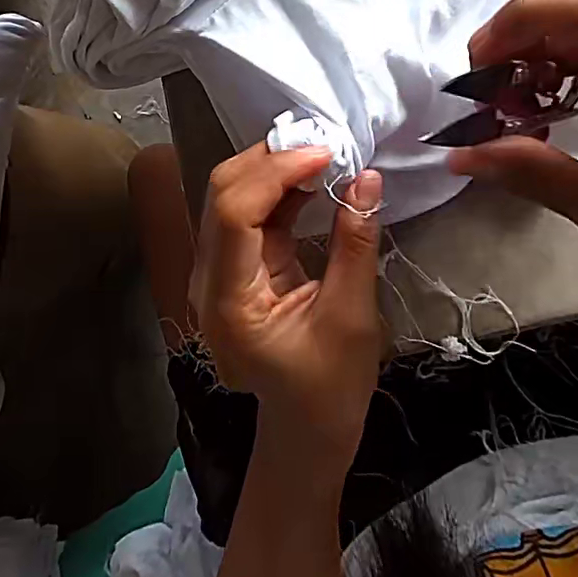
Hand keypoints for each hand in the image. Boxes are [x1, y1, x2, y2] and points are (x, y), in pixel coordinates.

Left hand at [192, 143, 383, 462]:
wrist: (307, 430)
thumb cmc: (329, 386)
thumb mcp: (351, 316)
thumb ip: (354, 243)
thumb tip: (367, 178)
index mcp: (229, 301)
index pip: (233, 214)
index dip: (276, 173)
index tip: (326, 155)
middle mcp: (210, 281)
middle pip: (222, 194)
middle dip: (271, 160)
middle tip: (324, 146)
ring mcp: (220, 273)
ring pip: (232, 196)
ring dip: (275, 168)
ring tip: (323, 155)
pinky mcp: (239, 268)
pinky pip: (252, 212)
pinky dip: (281, 188)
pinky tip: (313, 178)